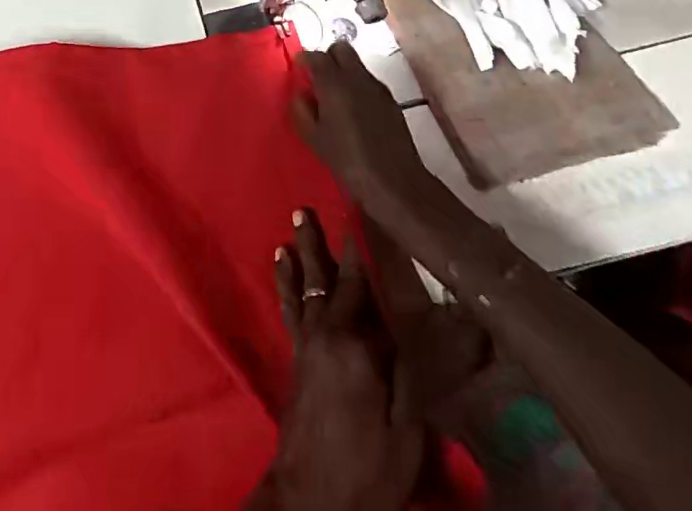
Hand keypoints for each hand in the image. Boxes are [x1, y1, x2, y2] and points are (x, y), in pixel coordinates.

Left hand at [255, 208, 422, 510]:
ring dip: (296, 261)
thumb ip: (406, 371)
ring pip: (300, 292)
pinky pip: (290, 312)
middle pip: (321, 280)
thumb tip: (409, 324)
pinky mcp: (296, 362)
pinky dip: (285, 289)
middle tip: (302, 209)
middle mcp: (323, 334)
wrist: (311, 498)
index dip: (356, 251)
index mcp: (353, 344)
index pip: (357, 285)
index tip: (354, 214)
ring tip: (287, 235)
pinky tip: (282, 277)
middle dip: (314, 244)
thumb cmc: (367, 466)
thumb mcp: (406, 427)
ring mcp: (305, 347)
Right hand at [290, 43, 436, 220]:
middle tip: (316, 80)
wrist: (393, 181)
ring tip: (333, 99)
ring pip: (356, 64)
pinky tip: (352, 112)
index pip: (315, 56)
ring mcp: (378, 87)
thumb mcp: (314, 138)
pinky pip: (368, 81)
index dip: (303, 61)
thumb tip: (301, 94)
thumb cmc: (347, 161)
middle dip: (326, 58)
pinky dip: (357, 86)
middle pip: (340, 49)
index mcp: (334, 84)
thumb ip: (302, 110)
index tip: (297, 72)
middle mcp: (358, 78)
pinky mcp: (390, 100)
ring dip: (342, 72)